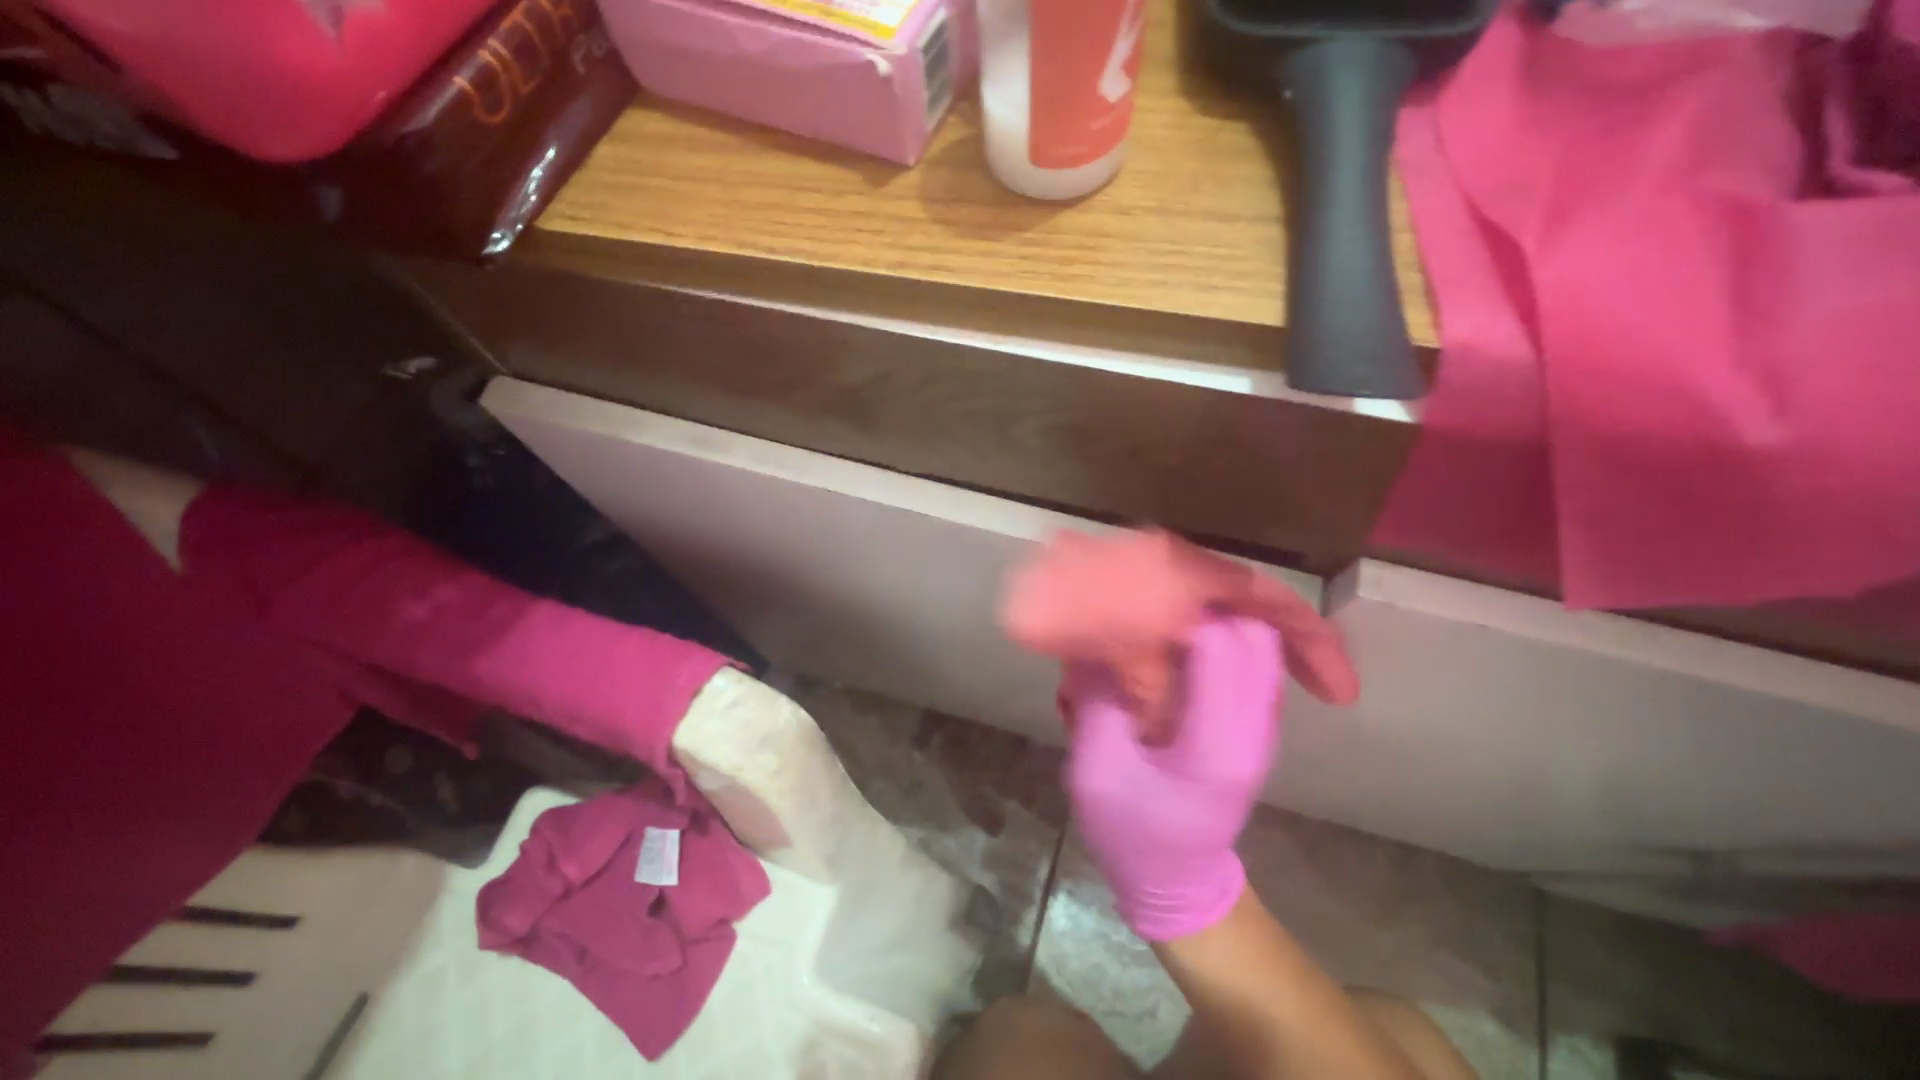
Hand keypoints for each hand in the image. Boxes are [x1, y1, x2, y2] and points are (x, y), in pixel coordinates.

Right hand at [1064, 615, 1283, 941]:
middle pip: (1252, 630)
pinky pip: (1249, 659)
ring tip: (1156, 631)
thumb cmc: (1132, 835)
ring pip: (1256, 639)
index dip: (1173, 615)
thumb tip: (1095, 636)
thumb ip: (1097, 702)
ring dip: (1209, 623)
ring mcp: (1262, 722)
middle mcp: (1255, 726)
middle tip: (1147, 614)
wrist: (1178, 883)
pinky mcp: (1254, 720)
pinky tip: (1171, 655)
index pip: (1219, 643)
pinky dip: (1214, 643)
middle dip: (1199, 609)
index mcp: (1218, 744)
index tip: (1130, 616)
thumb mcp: (1096, 773)